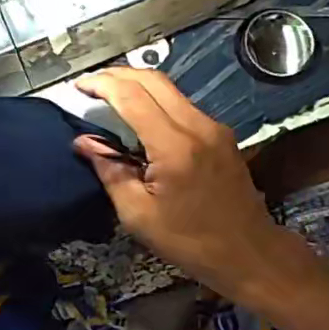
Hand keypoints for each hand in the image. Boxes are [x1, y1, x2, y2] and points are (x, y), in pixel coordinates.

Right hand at [73, 67, 307, 302]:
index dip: (102, 85)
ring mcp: (213, 127)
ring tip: (109, 96)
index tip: (78, 87)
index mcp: (174, 146)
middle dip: (118, 75)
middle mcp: (197, 126)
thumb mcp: (137, 214)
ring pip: (169, 89)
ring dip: (137, 85)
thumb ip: (109, 171)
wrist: (250, 254)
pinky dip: (155, 100)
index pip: (132, 97)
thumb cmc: (189, 241)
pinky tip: (139, 116)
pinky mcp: (220, 134)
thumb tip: (84, 142)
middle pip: (153, 80)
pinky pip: (181, 104)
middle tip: (90, 85)